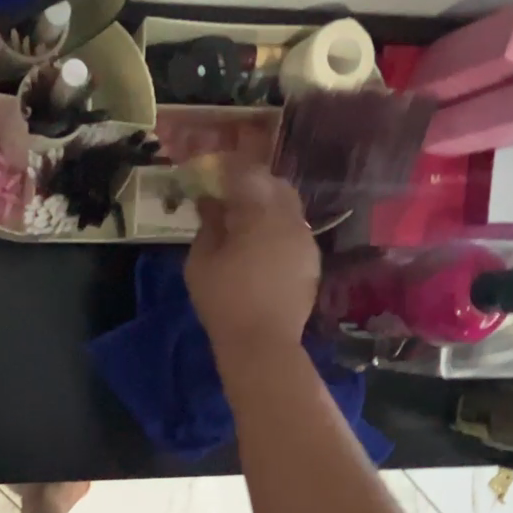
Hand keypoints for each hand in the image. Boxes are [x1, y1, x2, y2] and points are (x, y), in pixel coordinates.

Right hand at [185, 154, 318, 360]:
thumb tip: (210, 204)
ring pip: (288, 207)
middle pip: (274, 184)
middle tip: (228, 199)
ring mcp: (305, 239)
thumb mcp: (200, 262)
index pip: (245, 173)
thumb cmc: (223, 301)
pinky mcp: (312, 260)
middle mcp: (289, 217)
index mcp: (259, 211)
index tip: (211, 176)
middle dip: (251, 185)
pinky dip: (277, 230)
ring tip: (244, 226)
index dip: (226, 169)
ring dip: (267, 207)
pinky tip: (261, 250)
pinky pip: (294, 232)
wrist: (262, 343)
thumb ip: (208, 226)